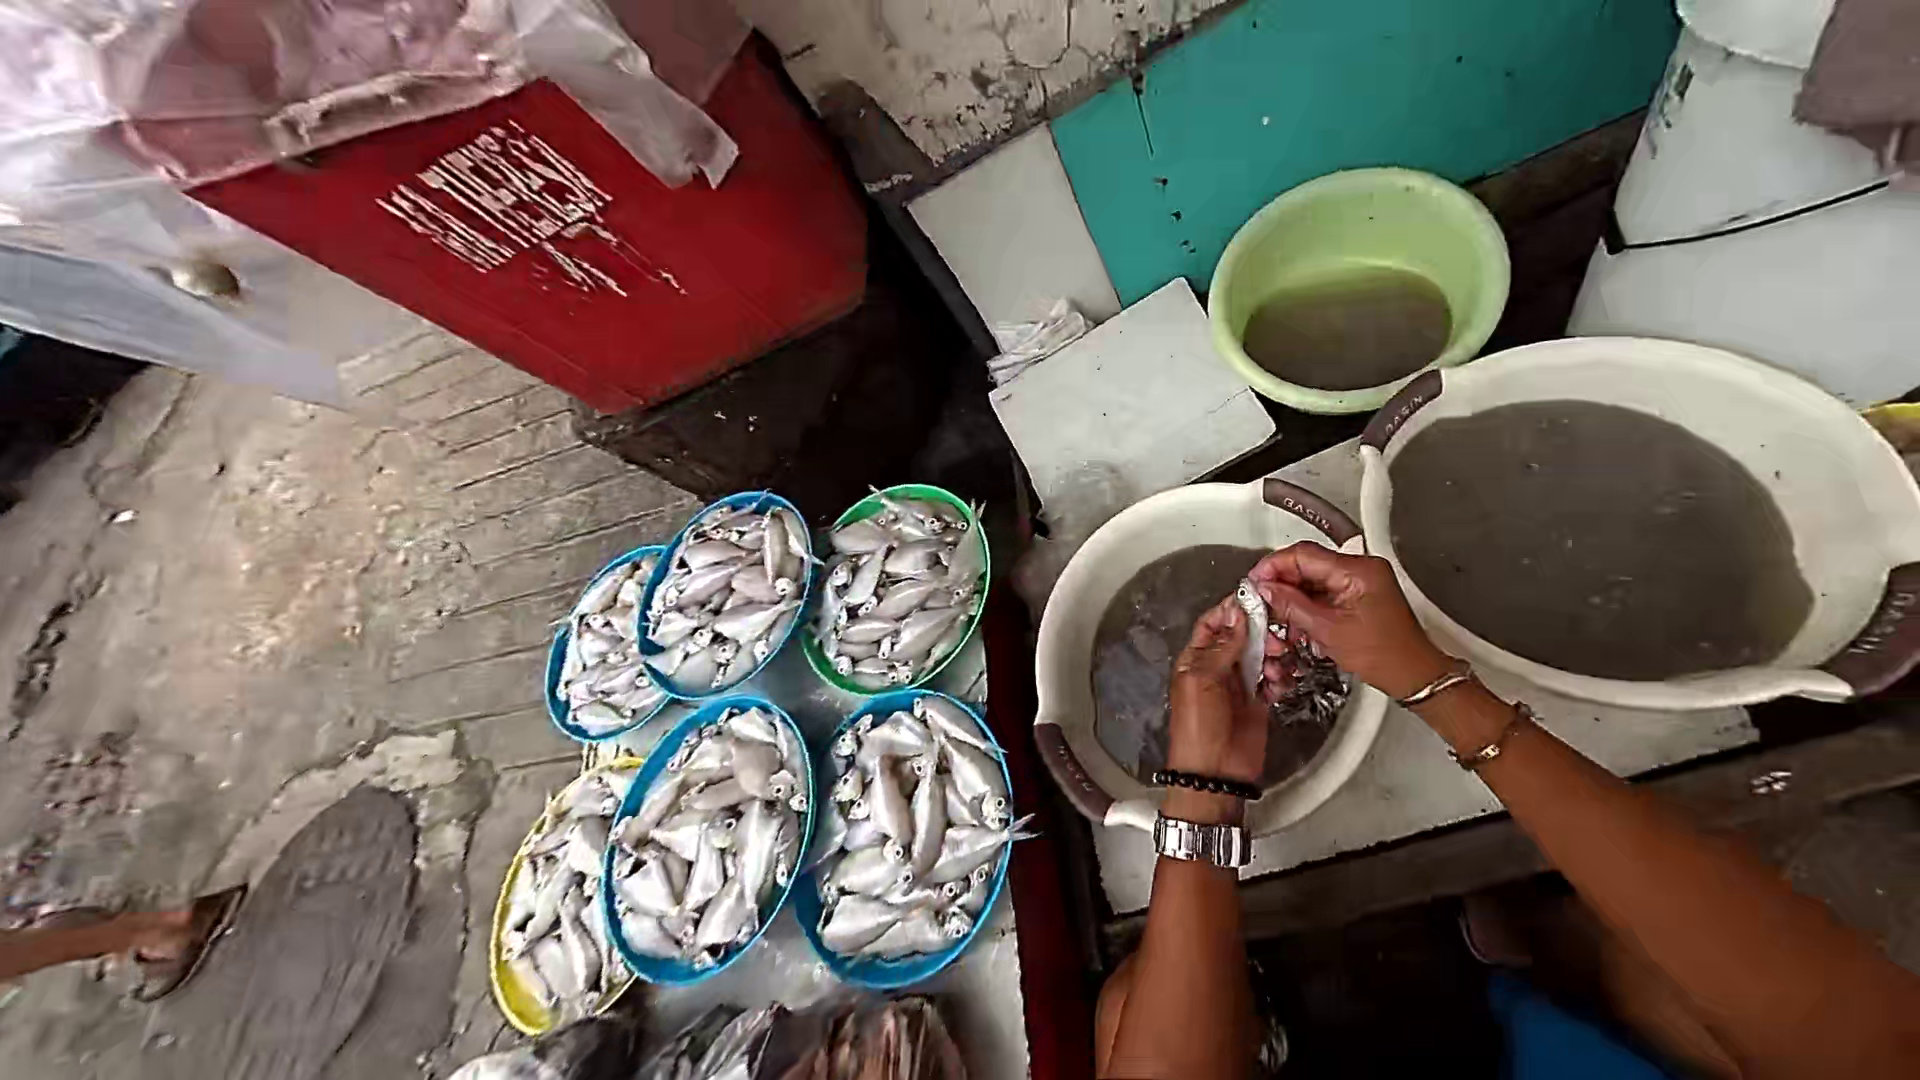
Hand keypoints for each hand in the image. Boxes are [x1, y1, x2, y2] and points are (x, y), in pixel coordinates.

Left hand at [1167, 596, 1268, 787]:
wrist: (1215, 770)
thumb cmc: (1199, 723)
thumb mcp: (1203, 680)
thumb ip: (1221, 647)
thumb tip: (1236, 612)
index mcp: (1196, 658)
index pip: (1213, 624)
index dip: (1232, 610)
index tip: (1256, 600)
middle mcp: (1217, 666)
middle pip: (1242, 636)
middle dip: (1261, 633)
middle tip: (1276, 641)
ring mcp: (1239, 683)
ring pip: (1261, 655)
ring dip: (1275, 655)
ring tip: (1279, 666)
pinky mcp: (1258, 700)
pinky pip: (1273, 678)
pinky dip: (1281, 677)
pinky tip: (1281, 684)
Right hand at [1248, 542, 1452, 698]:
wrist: (1412, 674)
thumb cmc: (1384, 655)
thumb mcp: (1327, 630)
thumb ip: (1291, 605)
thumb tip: (1265, 589)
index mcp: (1357, 571)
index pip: (1303, 554)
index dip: (1273, 566)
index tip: (1256, 581)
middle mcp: (1360, 569)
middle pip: (1305, 564)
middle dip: (1280, 582)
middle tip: (1261, 598)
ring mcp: (1358, 580)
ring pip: (1310, 577)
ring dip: (1290, 594)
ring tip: (1278, 613)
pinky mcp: (1355, 592)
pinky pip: (1320, 589)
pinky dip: (1304, 602)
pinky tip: (1295, 619)